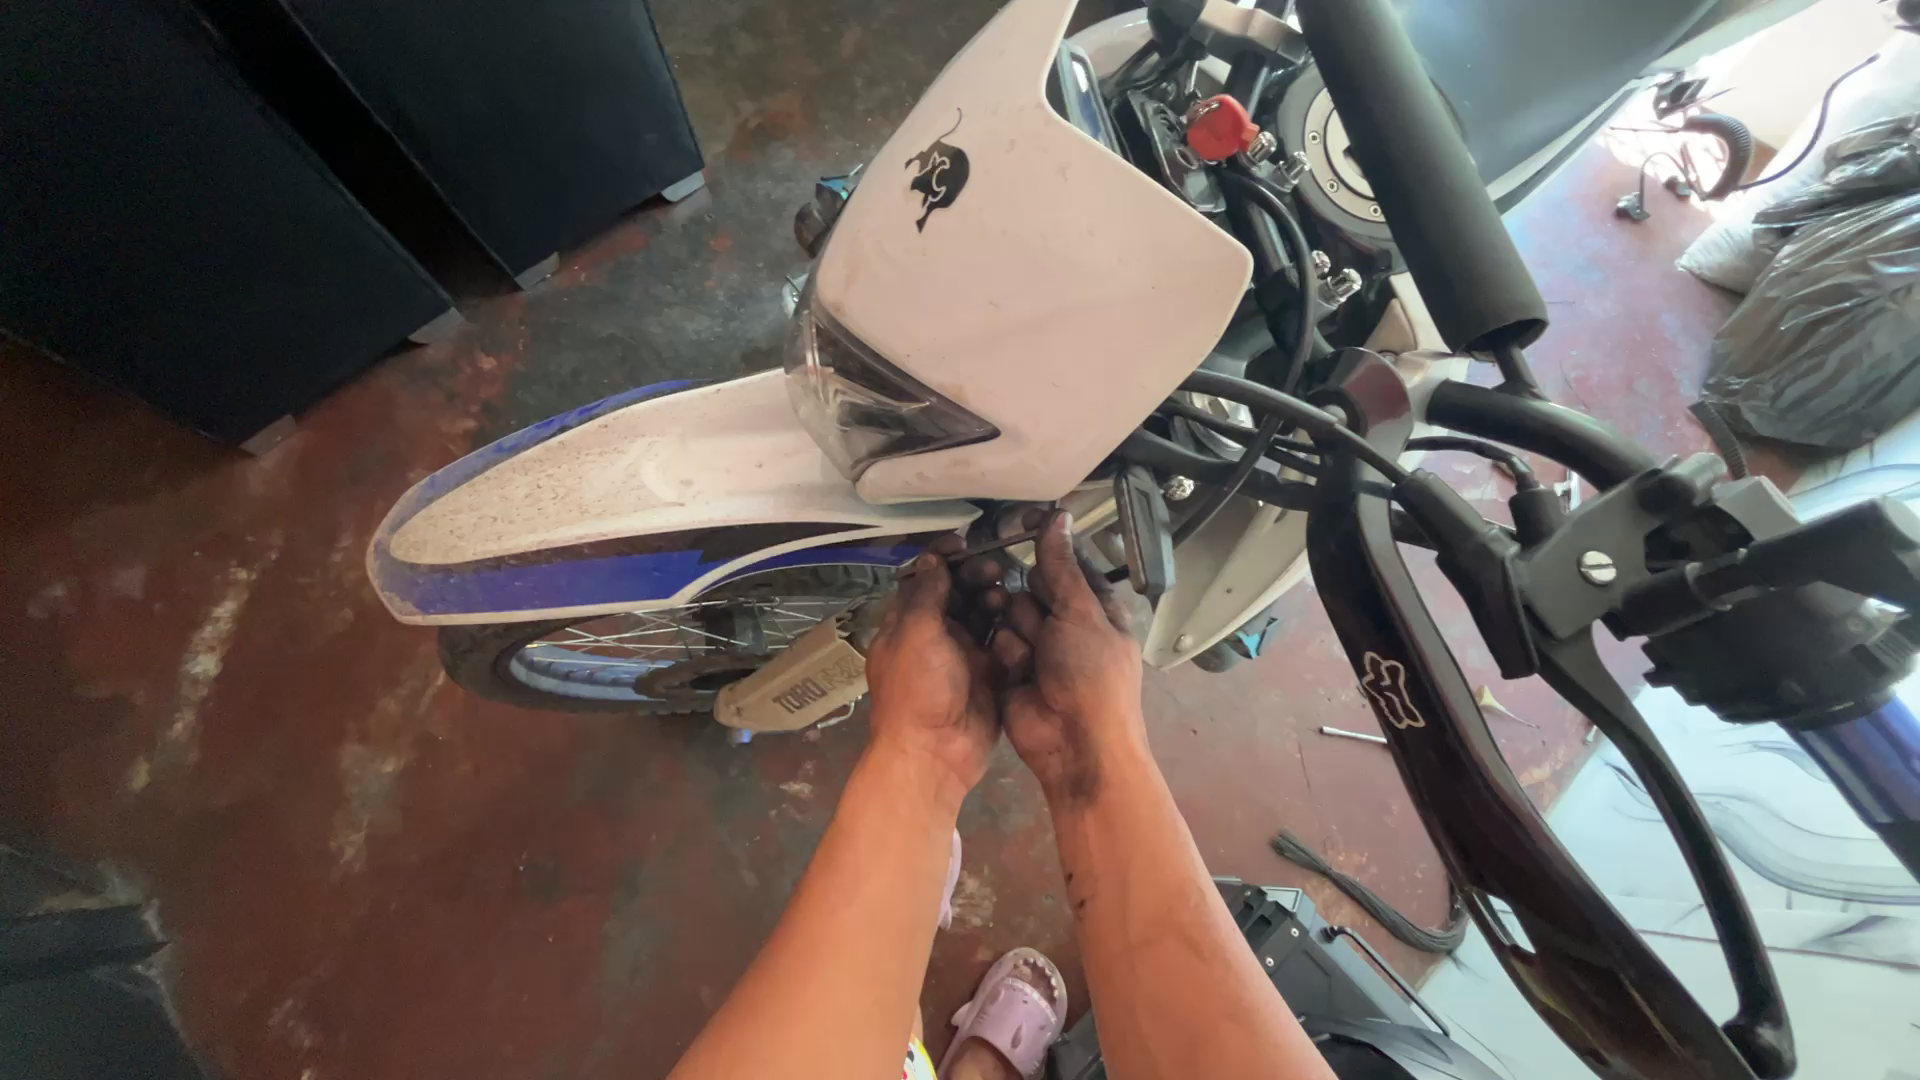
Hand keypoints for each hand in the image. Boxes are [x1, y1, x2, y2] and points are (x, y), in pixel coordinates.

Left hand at [862, 539, 1000, 798]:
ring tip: (1006, 596)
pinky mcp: (990, 674)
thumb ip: (925, 593)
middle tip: (996, 569)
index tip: (965, 541)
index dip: (943, 557)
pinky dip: (1009, 630)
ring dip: (994, 601)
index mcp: (908, 623)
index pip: (924, 578)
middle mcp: (936, 635)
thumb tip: (930, 559)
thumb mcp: (915, 633)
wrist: (935, 752)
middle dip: (976, 577)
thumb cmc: (917, 687)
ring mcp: (964, 656)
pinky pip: (1002, 643)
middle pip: (959, 593)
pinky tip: (1018, 621)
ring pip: (983, 616)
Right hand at [979, 511, 1146, 805]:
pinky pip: (999, 640)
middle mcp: (1066, 621)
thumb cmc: (1091, 673)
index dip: (1047, 541)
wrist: (1074, 743)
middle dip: (1027, 591)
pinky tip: (1016, 666)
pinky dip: (1007, 651)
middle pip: (1032, 584)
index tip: (1021, 520)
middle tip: (1031, 605)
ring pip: (1012, 610)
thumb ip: (1062, 566)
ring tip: (1030, 648)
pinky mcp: (1011, 666)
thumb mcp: (1081, 613)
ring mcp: (1037, 645)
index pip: (1067, 561)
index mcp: (1095, 605)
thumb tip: (1059, 515)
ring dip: (1018, 625)